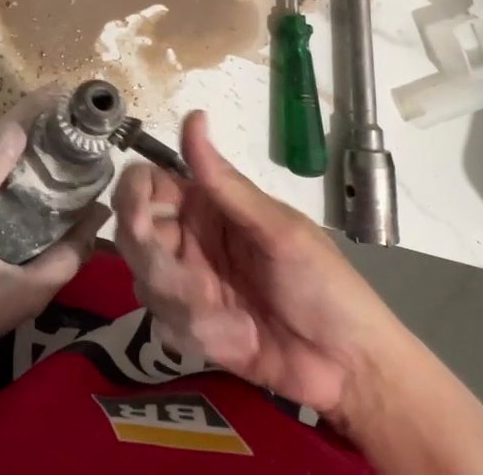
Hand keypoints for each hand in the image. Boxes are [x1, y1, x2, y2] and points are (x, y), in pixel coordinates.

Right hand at [113, 111, 406, 419]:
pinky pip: (164, 325)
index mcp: (207, 205)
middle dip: (159, 264)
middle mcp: (188, 239)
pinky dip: (199, 334)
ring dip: (186, 305)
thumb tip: (193, 116)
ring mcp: (186, 285)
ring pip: (145, 283)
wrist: (350, 366)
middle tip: (196, 287)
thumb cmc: (324, 285)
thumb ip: (225, 183)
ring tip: (238, 320)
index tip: (142, 219)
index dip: (133, 196)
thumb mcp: (279, 230)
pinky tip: (241, 339)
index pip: (146, 184)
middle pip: (133, 235)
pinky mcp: (190, 328)